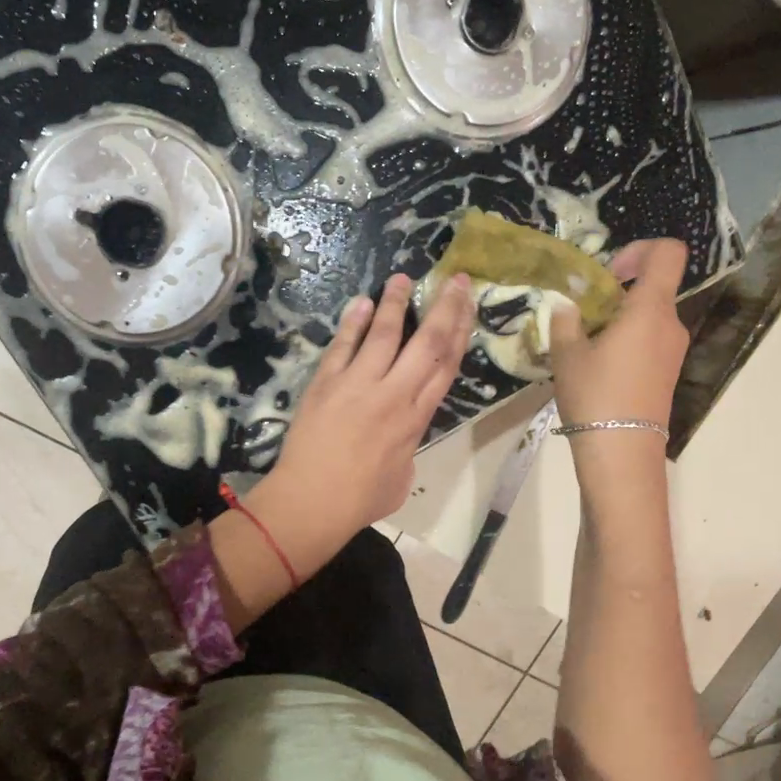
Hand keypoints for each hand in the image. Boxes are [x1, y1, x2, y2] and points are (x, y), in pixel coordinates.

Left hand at [249, 271, 474, 563]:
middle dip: (443, 307)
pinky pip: (343, 346)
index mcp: (415, 420)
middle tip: (454, 279)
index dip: (460, 332)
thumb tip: (402, 438)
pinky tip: (360, 302)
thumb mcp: (401, 478)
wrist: (312, 502)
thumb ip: (407, 448)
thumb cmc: (359, 501)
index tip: (468, 306)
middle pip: (427, 342)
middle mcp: (393, 395)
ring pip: (383, 334)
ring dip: (394, 303)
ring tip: (401, 278)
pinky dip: (352, 322)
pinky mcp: (326, 384)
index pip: (446, 365)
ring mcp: (357, 385)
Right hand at [548, 238, 689, 434]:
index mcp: (650, 309)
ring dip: (617, 321)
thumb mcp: (567, 355)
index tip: (607, 274)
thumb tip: (566, 305)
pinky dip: (624, 343)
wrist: (622, 452)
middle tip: (581, 317)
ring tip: (583, 347)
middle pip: (651, 288)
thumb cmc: (595, 395)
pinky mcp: (666, 373)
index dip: (639, 250)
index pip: (667, 253)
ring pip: (647, 317)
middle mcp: (670, 324)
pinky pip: (648, 341)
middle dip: (615, 294)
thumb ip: (566, 320)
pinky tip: (596, 368)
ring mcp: (673, 351)